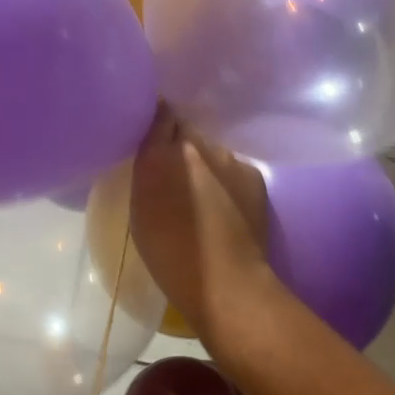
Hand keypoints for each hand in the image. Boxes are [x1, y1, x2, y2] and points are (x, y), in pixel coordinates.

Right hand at [129, 105, 274, 342]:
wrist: (226, 281)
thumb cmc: (169, 254)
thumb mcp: (140, 210)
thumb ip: (148, 170)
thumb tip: (159, 148)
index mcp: (158, 155)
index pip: (160, 114)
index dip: (158, 122)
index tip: (154, 133)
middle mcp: (195, 146)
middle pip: (187, 131)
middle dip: (181, 145)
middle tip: (176, 171)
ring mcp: (228, 158)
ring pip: (212, 150)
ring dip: (206, 163)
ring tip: (204, 193)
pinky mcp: (253, 174)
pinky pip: (234, 168)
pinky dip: (229, 180)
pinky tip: (227, 205)